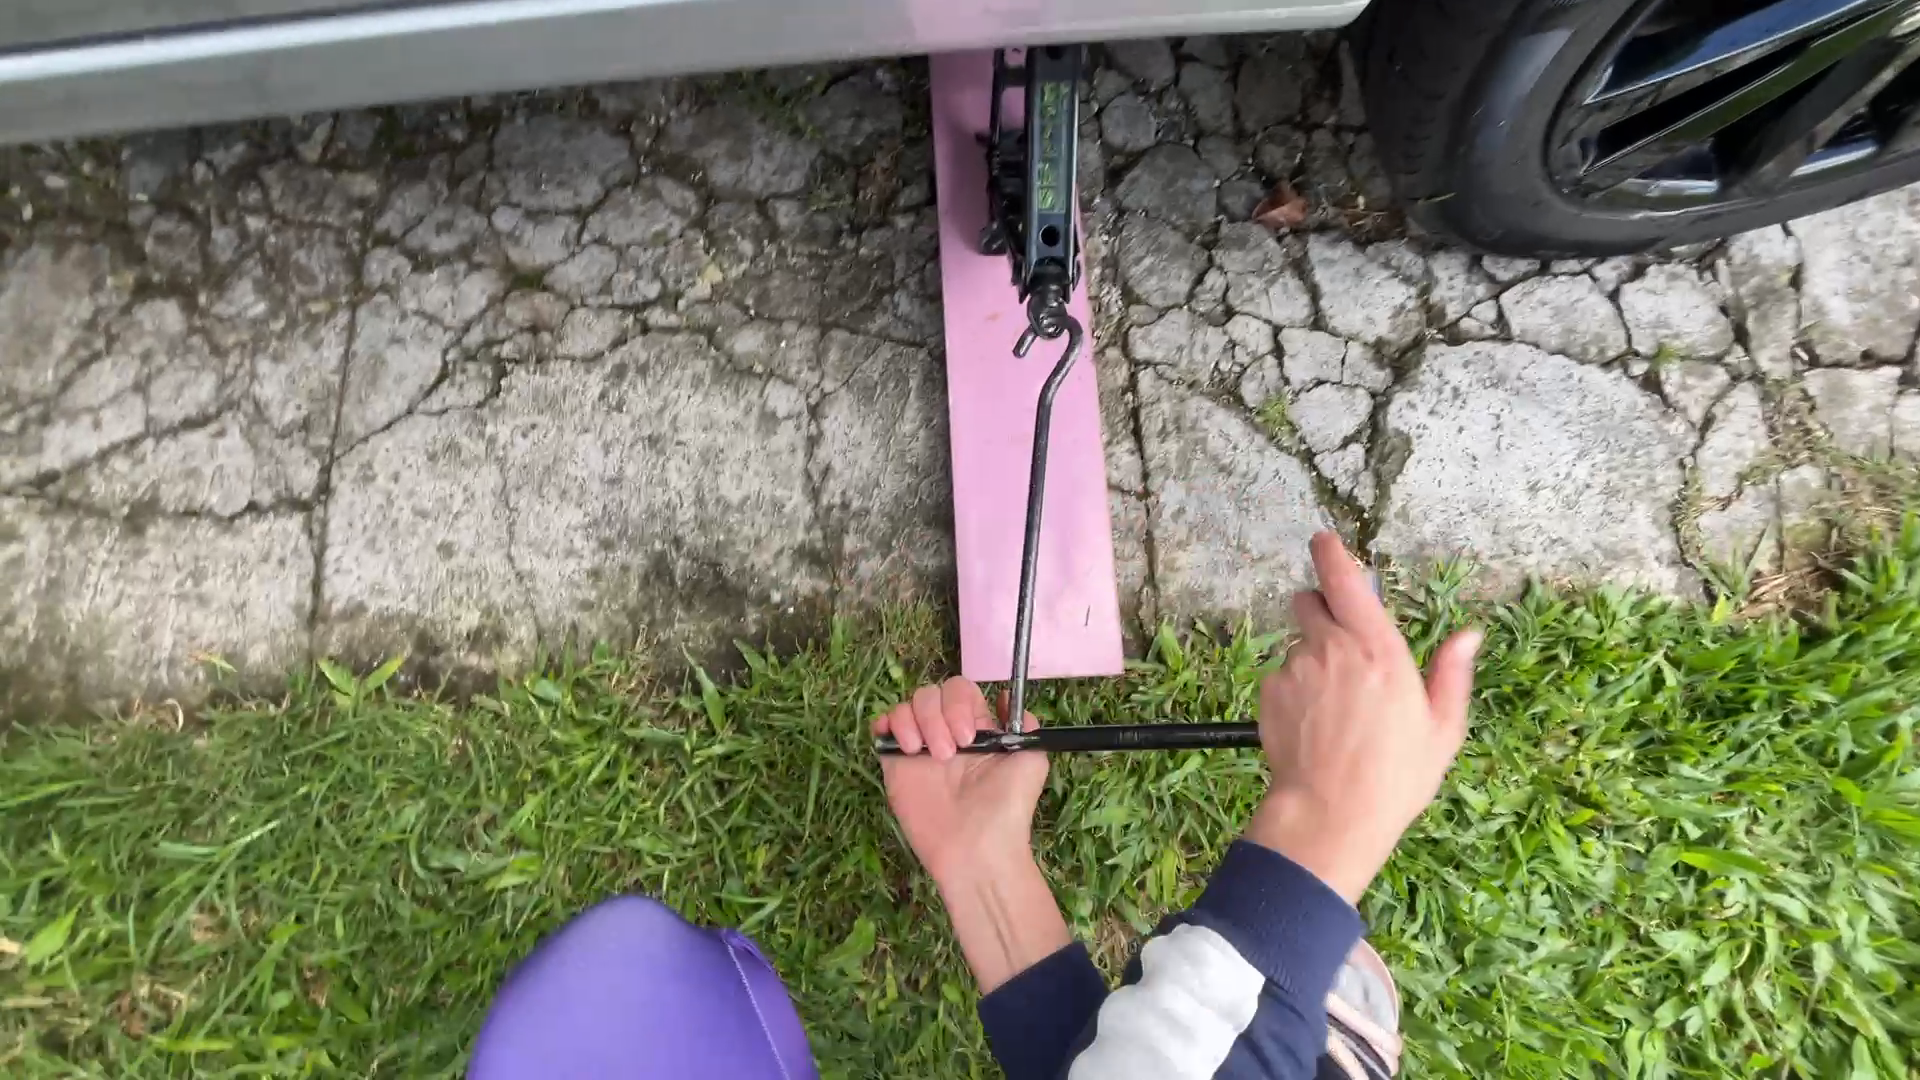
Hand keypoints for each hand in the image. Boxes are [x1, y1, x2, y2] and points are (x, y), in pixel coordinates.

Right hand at [872, 678, 1048, 888]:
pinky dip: (887, 724)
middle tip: (948, 754)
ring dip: (916, 722)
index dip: (960, 703)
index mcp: (976, 727)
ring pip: (907, 705)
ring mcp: (919, 746)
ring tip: (927, 756)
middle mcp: (946, 731)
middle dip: (937, 716)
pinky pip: (883, 727)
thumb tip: (1009, 695)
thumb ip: (1025, 724)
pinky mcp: (896, 763)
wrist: (976, 849)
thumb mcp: (1030, 761)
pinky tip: (904, 746)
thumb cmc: (1006, 807)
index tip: (969, 736)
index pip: (960, 690)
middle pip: (931, 693)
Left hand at [1245, 530, 1481, 903]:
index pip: (1345, 582)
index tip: (1323, 538)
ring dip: (1311, 658)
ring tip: (1333, 707)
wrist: (1330, 810)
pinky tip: (1311, 722)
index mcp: (1377, 650)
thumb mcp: (1441, 727)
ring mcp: (1292, 667)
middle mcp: (1329, 648)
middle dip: (1321, 611)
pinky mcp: (1268, 689)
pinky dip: (1293, 687)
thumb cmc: (1397, 773)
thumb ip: (1451, 672)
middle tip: (1342, 647)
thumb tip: (1469, 634)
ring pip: (1297, 644)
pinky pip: (1281, 674)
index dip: (1330, 554)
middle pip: (1309, 603)